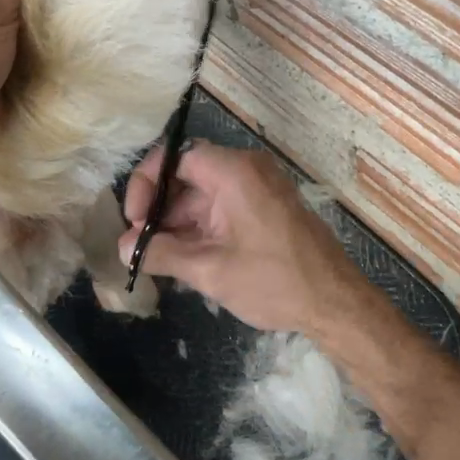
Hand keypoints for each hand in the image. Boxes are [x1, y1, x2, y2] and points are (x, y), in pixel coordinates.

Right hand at [117, 143, 373, 333]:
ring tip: (156, 257)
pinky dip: (200, 227)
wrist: (336, 302)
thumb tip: (124, 248)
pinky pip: (221, 206)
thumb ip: (162, 254)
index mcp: (233, 171)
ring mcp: (257, 187)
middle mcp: (245, 169)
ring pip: (201, 194)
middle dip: (158, 208)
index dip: (146, 184)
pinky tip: (183, 257)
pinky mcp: (264, 207)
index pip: (174, 157)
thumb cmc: (274, 281)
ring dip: (177, 222)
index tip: (134, 221)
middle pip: (186, 175)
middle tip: (139, 244)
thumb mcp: (211, 270)